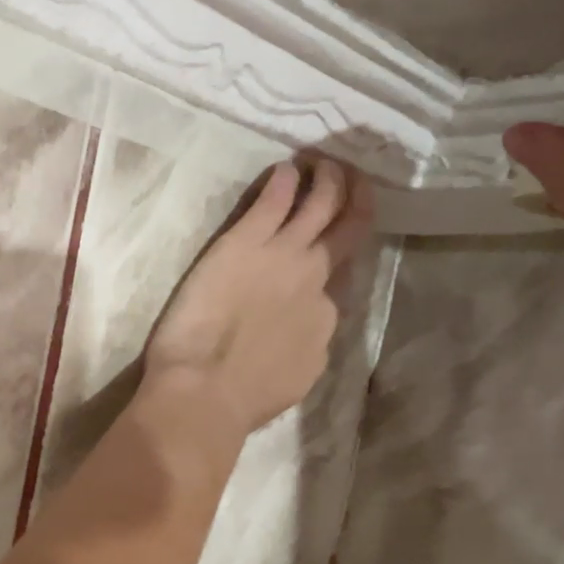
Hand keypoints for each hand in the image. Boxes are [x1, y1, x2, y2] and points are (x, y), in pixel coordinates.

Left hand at [144, 158, 372, 433]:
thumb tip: (302, 339)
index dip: (329, 265)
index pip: (333, 284)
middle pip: (347, 233)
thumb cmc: (241, 400)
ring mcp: (285, 256)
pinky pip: (275, 200)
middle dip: (355, 204)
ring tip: (327, 163)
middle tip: (356, 181)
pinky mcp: (248, 240)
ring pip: (320, 205)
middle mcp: (316, 282)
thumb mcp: (294, 381)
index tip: (323, 251)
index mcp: (323, 322)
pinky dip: (284, 182)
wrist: (207, 390)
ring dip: (329, 181)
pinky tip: (285, 169)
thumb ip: (304, 351)